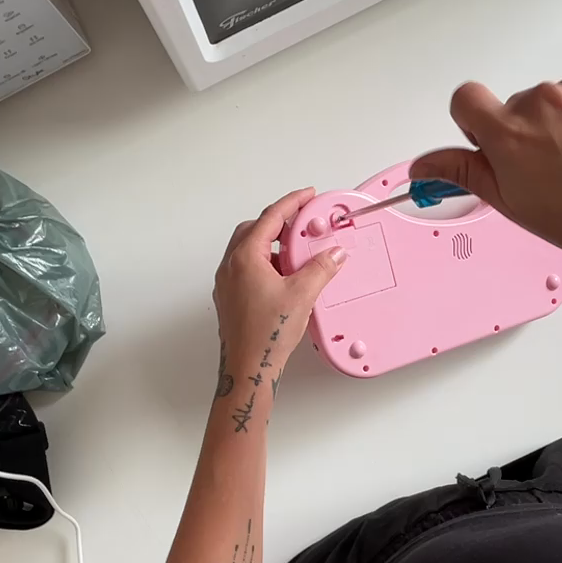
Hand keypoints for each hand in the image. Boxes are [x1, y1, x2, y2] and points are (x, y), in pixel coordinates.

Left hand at [213, 188, 346, 374]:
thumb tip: (334, 254)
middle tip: (302, 223)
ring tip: (296, 253)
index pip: (270, 218)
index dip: (291, 203)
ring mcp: (226, 282)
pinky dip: (264, 262)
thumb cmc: (266, 334)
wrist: (247, 366)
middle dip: (278, 222)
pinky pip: (245, 268)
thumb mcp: (302, 295)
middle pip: (253, 230)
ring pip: (248, 249)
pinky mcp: (229, 297)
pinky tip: (283, 276)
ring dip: (271, 244)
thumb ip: (321, 268)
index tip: (306, 195)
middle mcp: (230, 266)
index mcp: (245, 258)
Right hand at [410, 68, 561, 276]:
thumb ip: (464, 173)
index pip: (465, 98)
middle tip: (557, 167)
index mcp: (509, 134)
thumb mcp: (514, 204)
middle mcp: (541, 101)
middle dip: (528, 130)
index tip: (494, 141)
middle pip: (517, 104)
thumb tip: (422, 164)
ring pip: (558, 98)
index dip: (475, 120)